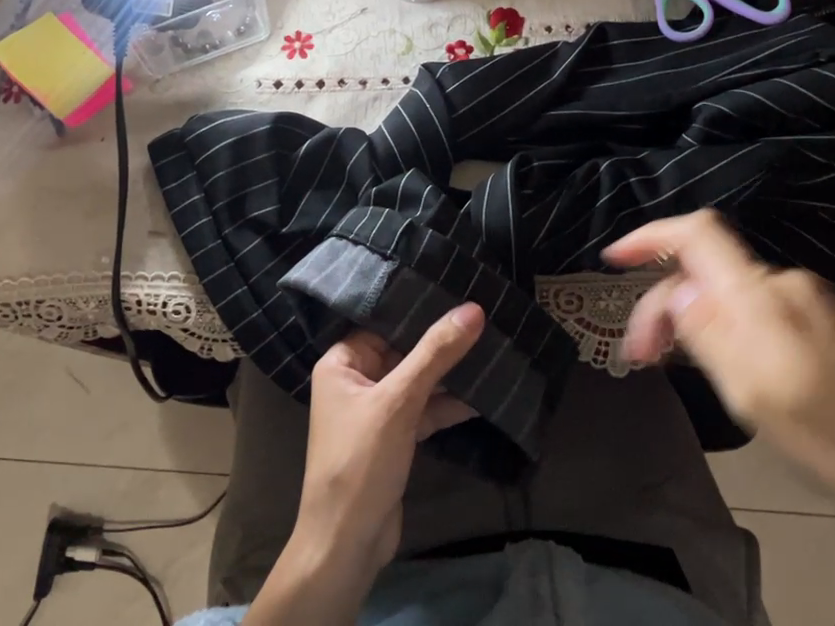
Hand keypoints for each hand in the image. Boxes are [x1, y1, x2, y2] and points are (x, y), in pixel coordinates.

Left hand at [248, 304, 484, 625]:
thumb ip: (435, 354)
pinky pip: (423, 411)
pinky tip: (484, 396)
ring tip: (493, 352)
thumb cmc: (361, 461)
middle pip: (402, 352)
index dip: (417, 311)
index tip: (458, 293)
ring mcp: (374, 413)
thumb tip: (472, 309)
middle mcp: (354, 382)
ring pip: (417, 383)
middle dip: (441, 344)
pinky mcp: (393, 440)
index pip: (382, 324)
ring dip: (450, 375)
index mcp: (340, 364)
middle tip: (485, 320)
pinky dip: (448, 406)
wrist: (347, 542)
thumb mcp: (399, 402)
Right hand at [609, 209, 834, 482]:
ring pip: (728, 300)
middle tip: (640, 360)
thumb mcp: (760, 397)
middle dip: (663, 306)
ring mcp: (810, 310)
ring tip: (684, 376)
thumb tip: (675, 293)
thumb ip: (711, 336)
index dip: (649, 237)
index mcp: (763, 298)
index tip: (612, 262)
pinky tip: (731, 380)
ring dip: (694, 327)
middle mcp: (785, 290)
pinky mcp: (827, 333)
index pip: (696, 235)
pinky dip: (727, 337)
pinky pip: (756, 318)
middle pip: (705, 273)